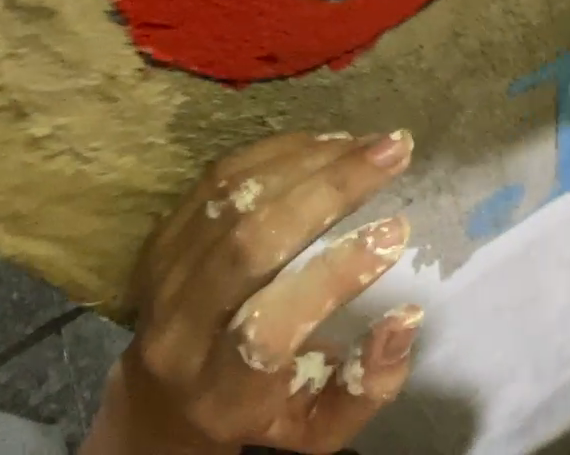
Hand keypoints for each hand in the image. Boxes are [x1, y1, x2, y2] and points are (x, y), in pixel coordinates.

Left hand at [83, 131, 421, 454]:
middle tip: (395, 153)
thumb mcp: (318, 427)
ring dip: (311, 160)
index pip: (270, 325)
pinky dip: (281, 151)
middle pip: (252, 240)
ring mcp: (164, 273)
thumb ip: (366, 386)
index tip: (399, 229)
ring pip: (236, 196)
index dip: (335, 275)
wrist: (162, 398)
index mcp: (221, 391)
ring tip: (369, 144)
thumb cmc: (260, 410)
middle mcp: (180, 328)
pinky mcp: (162, 235)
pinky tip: (329, 144)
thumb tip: (407, 317)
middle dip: (332, 188)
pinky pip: (221, 176)